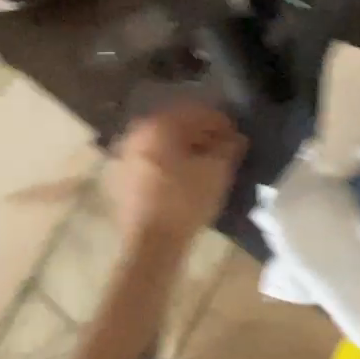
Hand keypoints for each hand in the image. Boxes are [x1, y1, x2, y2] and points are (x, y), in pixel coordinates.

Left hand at [109, 102, 247, 250]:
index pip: (196, 112)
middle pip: (177, 125)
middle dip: (201, 134)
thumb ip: (229, 146)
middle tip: (222, 147)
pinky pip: (152, 161)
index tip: (236, 135)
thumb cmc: (185, 201)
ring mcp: (126, 156)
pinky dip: (169, 164)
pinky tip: (185, 178)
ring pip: (163, 144)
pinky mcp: (122, 179)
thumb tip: (236, 137)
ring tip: (205, 163)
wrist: (151, 246)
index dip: (220, 122)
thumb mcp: (217, 171)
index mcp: (159, 124)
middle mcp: (137, 133)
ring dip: (185, 149)